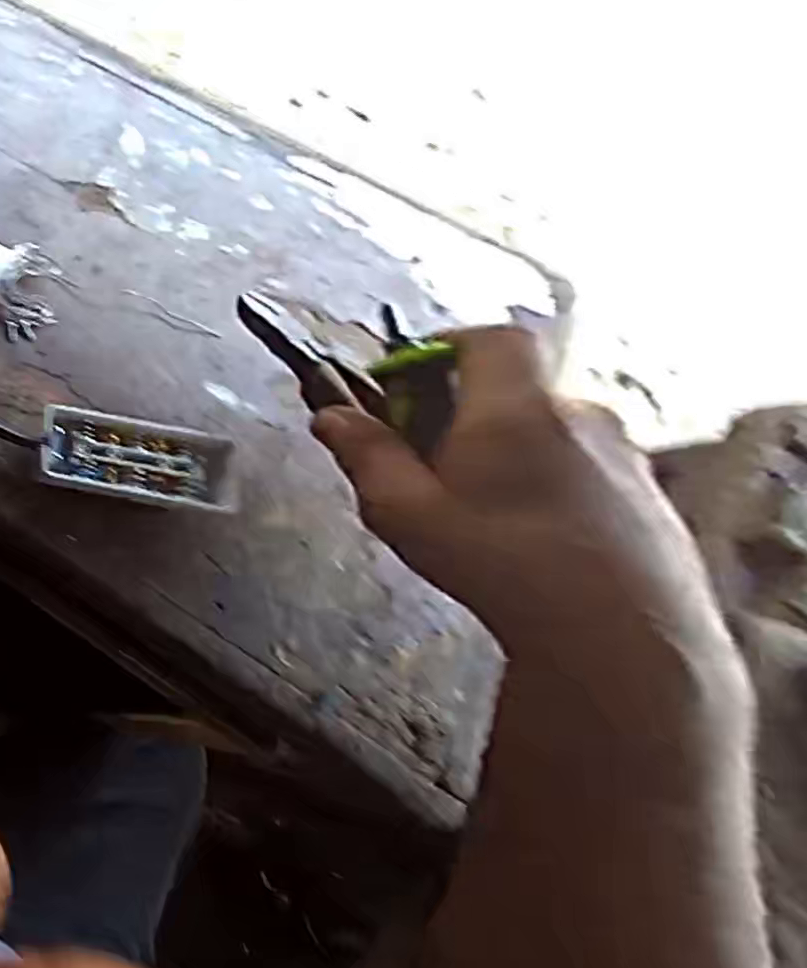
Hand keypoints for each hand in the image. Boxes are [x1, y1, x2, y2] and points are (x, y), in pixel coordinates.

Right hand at [311, 327, 734, 683]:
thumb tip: (329, 413)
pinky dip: (530, 467)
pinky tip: (513, 522)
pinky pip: (570, 453)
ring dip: (491, 441)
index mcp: (513, 411)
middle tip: (415, 456)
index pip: (490, 339)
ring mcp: (618, 448)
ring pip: (536, 423)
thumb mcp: (401, 509)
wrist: (618, 628)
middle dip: (452, 407)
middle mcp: (575, 414)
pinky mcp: (639, 484)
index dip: (442, 344)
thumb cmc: (493, 558)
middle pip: (507, 385)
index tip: (402, 376)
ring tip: (461, 500)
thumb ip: (365, 454)